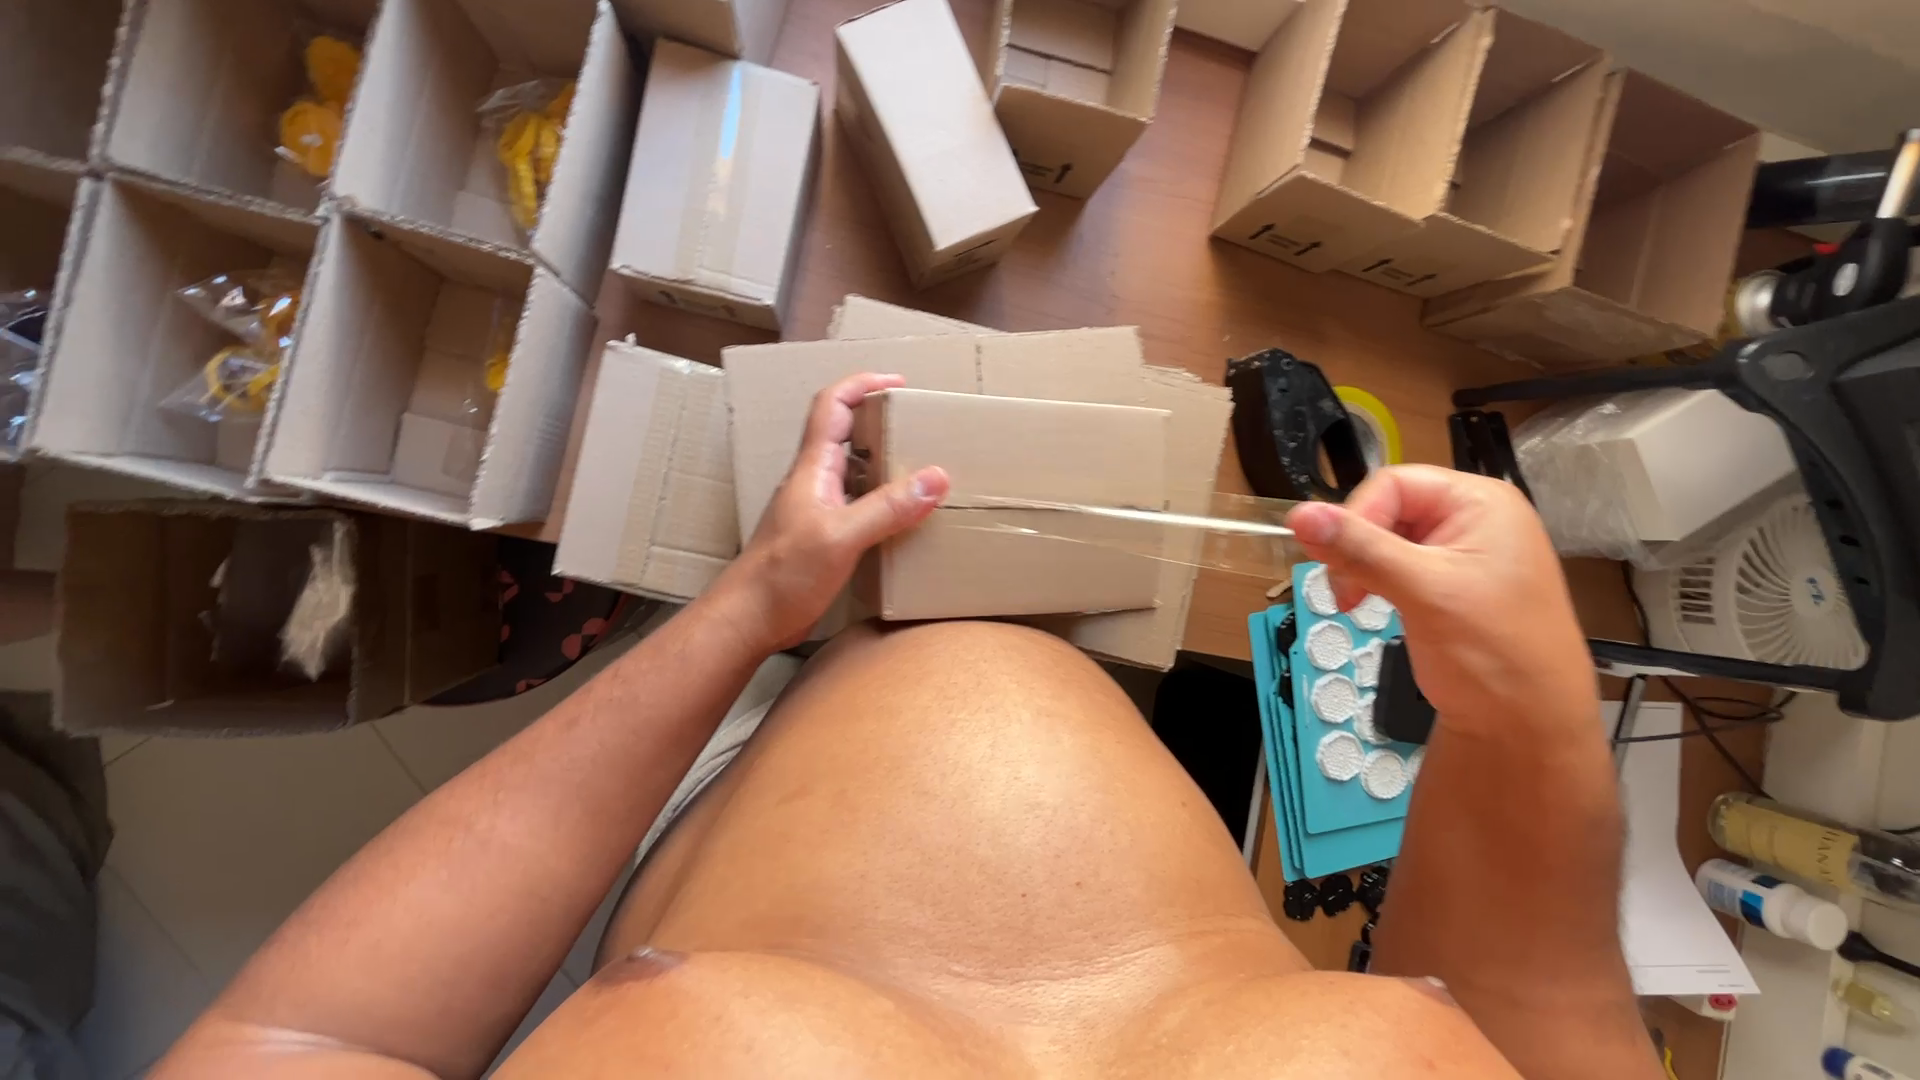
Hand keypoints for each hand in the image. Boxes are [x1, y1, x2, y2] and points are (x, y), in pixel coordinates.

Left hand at [712, 373, 949, 652]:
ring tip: (924, 470)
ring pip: (856, 473)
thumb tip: (936, 478)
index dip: (862, 385)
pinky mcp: (825, 538)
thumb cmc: (782, 575)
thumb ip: (887, 508)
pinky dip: (885, 503)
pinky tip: (906, 519)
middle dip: (883, 423)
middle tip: (923, 429)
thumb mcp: (840, 537)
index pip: (832, 406)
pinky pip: (860, 507)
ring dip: (887, 465)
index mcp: (813, 469)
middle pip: (847, 435)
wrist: (749, 620)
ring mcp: (819, 510)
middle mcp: (815, 482)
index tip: (899, 384)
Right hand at [1284, 466, 1595, 731]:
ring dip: (1359, 567)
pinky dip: (1372, 582)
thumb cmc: (1492, 653)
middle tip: (1347, 593)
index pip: (1393, 485)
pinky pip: (1392, 564)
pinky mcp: (1446, 583)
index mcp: (1481, 503)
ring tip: (1356, 603)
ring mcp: (1460, 552)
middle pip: (1386, 509)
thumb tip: (1298, 514)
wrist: (1526, 729)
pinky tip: (1369, 604)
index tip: (1339, 566)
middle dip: (1356, 548)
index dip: (1356, 519)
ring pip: (1382, 538)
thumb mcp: (1423, 592)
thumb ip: (1360, 550)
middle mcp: (1472, 518)